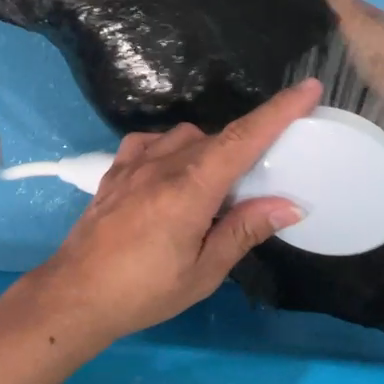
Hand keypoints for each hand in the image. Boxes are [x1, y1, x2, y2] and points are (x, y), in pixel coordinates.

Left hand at [26, 80, 322, 343]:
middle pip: (215, 139)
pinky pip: (150, 144)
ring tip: (218, 188)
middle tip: (265, 176)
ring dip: (207, 151)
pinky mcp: (114, 171)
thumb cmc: (144, 291)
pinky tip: (174, 174)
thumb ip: (243, 231)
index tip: (307, 90)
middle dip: (246, 146)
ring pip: (182, 138)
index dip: (277, 112)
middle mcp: (160, 165)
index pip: (241, 139)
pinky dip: (172, 150)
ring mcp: (132, 164)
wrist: (76, 293)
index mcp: (188, 189)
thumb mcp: (203, 272)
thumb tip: (288, 205)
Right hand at [304, 0, 383, 136]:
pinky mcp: (374, 91)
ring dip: (325, 58)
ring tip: (292, 61)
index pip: (344, 2)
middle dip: (319, 31)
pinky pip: (346, 80)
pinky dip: (331, 79)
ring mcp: (377, 67)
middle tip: (285, 33)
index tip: (291, 2)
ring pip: (345, 56)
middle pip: (344, 30)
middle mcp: (377, 39)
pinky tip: (314, 83)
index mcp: (375, 20)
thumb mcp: (357, 22)